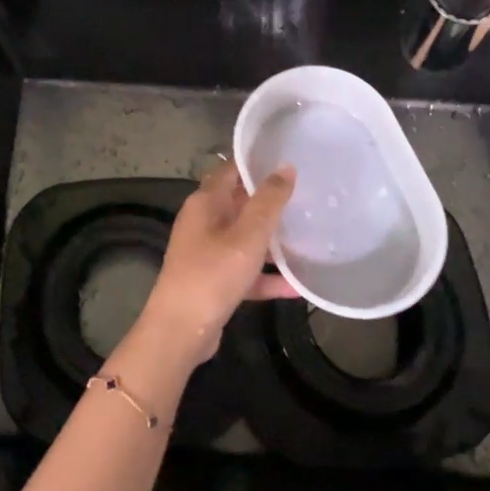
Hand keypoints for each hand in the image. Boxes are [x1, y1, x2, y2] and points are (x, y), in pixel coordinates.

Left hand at [142, 161, 297, 365]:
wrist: (181, 330)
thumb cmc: (213, 273)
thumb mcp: (248, 235)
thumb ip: (268, 201)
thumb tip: (285, 168)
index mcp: (206, 203)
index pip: (231, 170)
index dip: (257, 162)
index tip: (288, 160)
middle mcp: (203, 223)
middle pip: (240, 204)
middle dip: (270, 203)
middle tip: (307, 198)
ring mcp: (206, 253)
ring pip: (244, 239)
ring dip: (272, 242)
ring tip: (308, 238)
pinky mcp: (213, 282)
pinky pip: (245, 272)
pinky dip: (266, 277)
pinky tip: (297, 286)